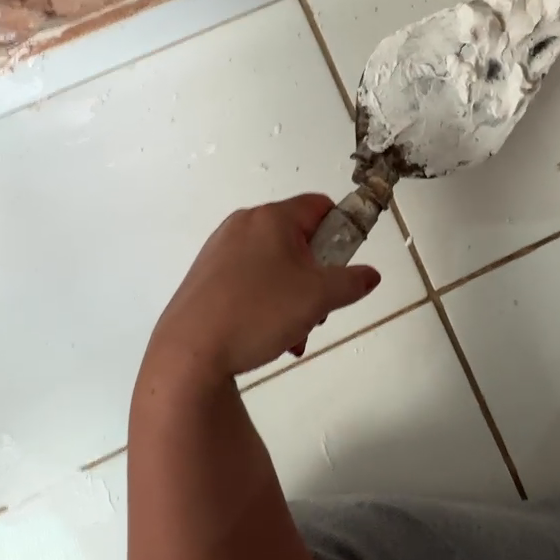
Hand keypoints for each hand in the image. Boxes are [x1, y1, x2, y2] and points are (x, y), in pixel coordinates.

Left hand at [146, 195, 381, 381]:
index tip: (342, 266)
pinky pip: (249, 280)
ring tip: (291, 334)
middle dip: (315, 275)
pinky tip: (264, 337)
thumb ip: (351, 282)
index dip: (340, 231)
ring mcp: (220, 250)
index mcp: (271, 218)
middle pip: (297, 239)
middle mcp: (244, 224)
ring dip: (293, 296)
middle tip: (316, 308)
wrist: (188, 353)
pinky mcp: (204, 276)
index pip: (320, 206)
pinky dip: (265, 302)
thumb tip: (370, 275)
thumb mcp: (318, 298)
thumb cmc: (259, 313)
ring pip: (274, 265)